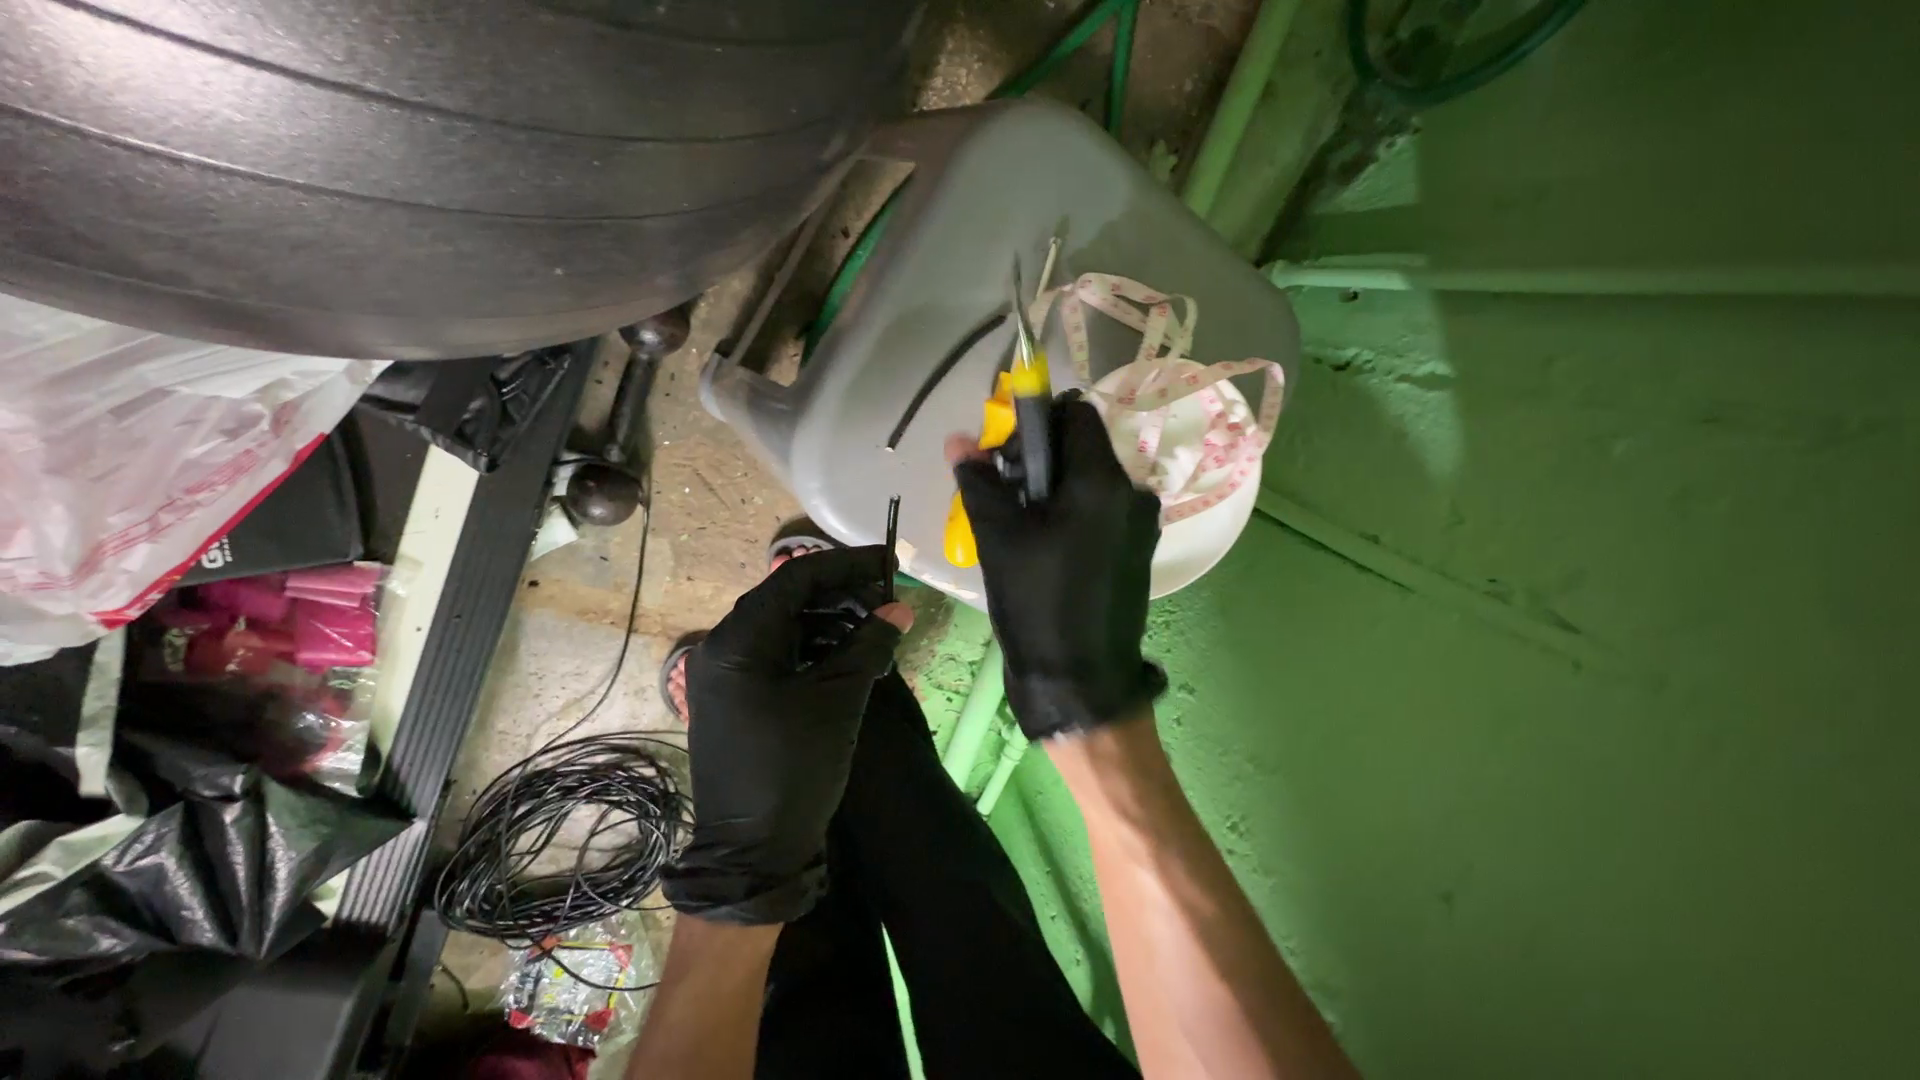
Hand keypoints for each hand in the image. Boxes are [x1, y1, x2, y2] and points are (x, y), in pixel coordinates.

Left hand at [662, 546, 911, 923]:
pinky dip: (814, 650)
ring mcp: (725, 676)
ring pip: (784, 629)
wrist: (753, 852)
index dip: (846, 565)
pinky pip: (777, 657)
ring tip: (875, 628)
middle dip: (840, 594)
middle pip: (787, 600)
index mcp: (738, 641)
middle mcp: (722, 649)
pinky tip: (849, 655)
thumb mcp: (838, 701)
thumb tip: (899, 608)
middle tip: (887, 599)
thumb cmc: (793, 769)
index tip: (889, 562)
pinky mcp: (736, 699)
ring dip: (829, 622)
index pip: (794, 579)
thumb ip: (869, 645)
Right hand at [949, 395, 1164, 739]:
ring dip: (1054, 489)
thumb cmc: (1036, 602)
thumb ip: (979, 480)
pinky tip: (1046, 548)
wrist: (1081, 680)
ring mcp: (1142, 524)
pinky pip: (1102, 512)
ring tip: (1020, 526)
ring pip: (1091, 482)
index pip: (1075, 412)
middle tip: (1003, 493)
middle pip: (1083, 447)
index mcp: (1102, 480)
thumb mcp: (997, 537)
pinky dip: (1073, 514)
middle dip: (1040, 459)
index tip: (1004, 452)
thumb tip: (960, 440)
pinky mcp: (1139, 551)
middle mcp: (1132, 492)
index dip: (1036, 420)